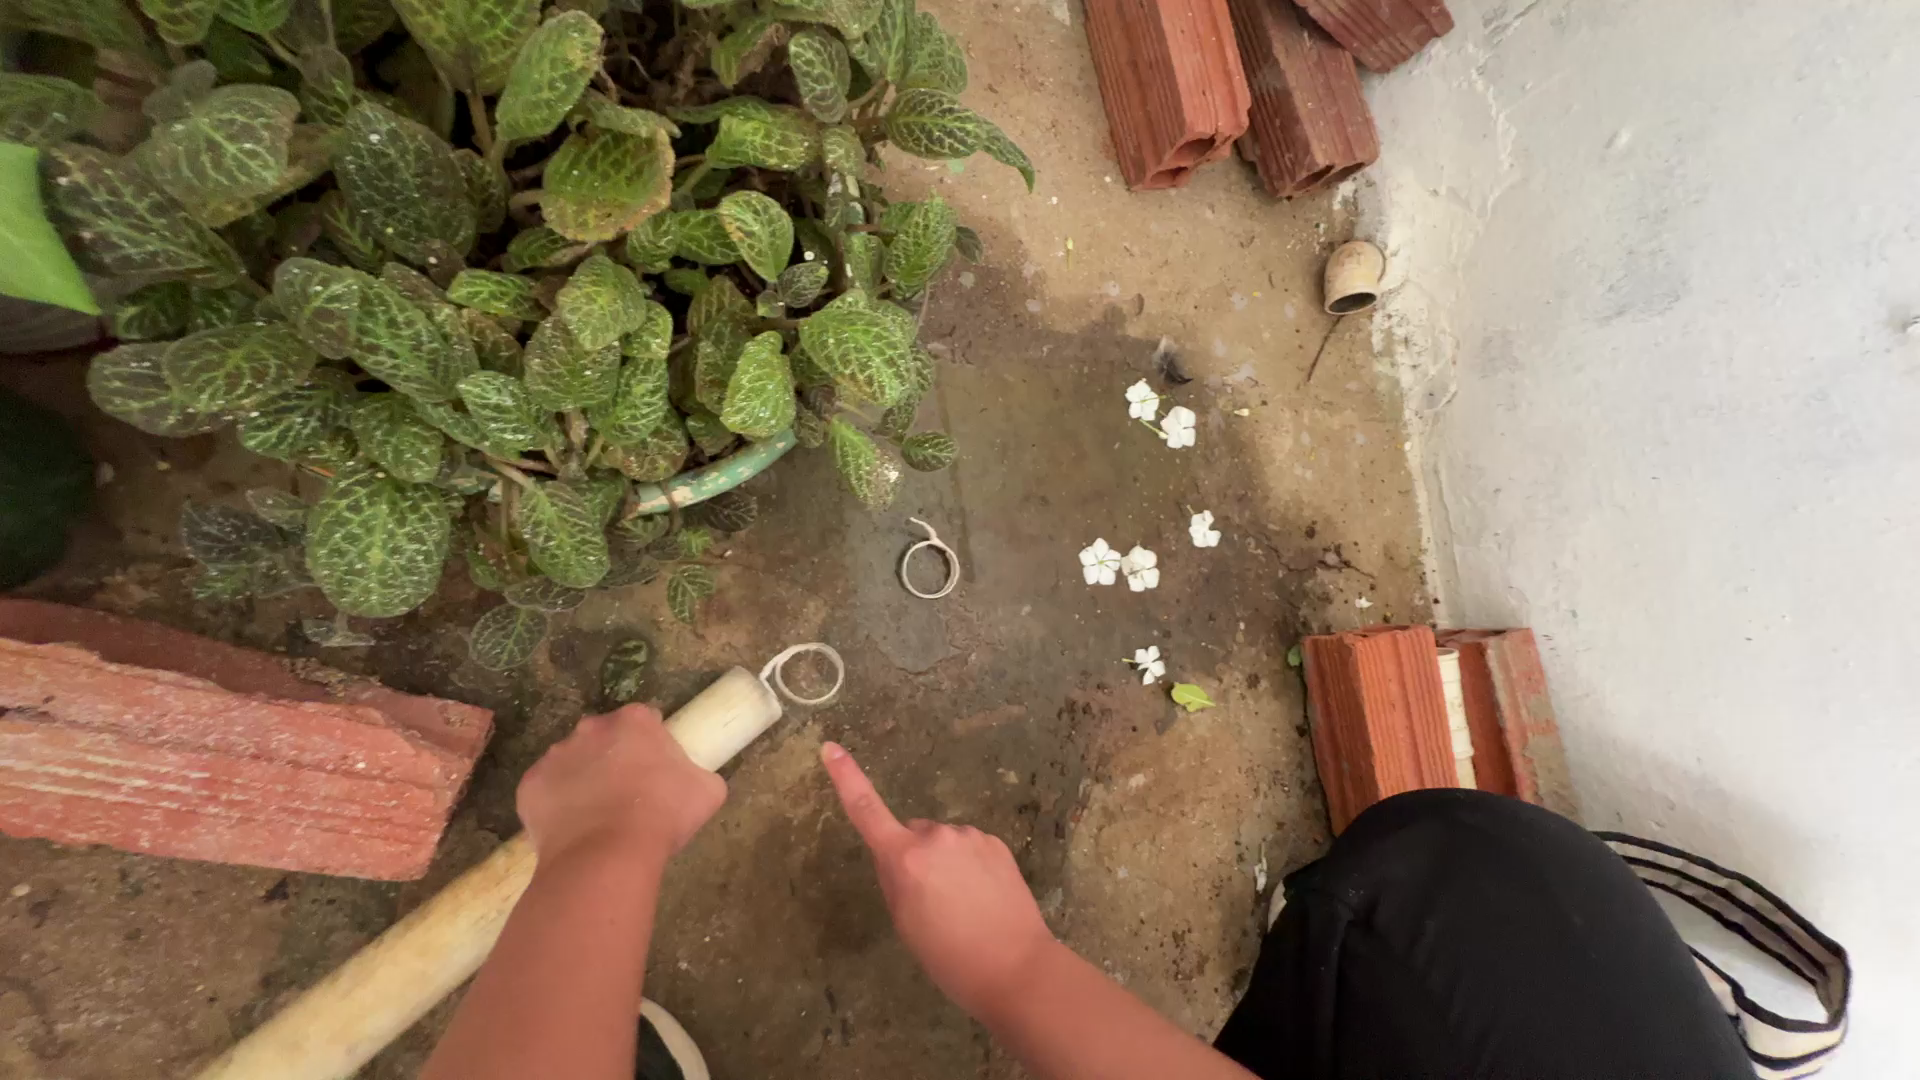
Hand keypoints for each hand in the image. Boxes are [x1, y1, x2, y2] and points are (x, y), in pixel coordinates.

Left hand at [517, 704, 727, 865]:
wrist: (607, 856)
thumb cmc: (664, 815)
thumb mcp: (707, 790)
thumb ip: (698, 773)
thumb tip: (693, 780)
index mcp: (635, 720)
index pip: (645, 720)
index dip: (652, 744)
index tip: (657, 769)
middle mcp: (591, 728)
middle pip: (604, 736)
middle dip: (614, 756)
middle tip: (628, 792)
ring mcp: (556, 755)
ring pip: (572, 761)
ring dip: (584, 778)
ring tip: (598, 815)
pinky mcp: (530, 785)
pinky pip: (547, 790)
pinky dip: (557, 803)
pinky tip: (574, 827)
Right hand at [821, 741, 1056, 1017]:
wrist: (1016, 967)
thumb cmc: (950, 958)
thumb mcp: (905, 924)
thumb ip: (894, 880)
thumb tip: (896, 856)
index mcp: (905, 858)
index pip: (867, 810)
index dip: (845, 776)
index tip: (830, 747)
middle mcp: (936, 836)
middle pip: (912, 835)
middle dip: (914, 856)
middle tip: (930, 902)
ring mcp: (969, 835)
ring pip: (943, 843)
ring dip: (945, 863)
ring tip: (962, 907)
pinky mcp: (995, 841)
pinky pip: (969, 848)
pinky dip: (970, 866)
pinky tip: (983, 898)